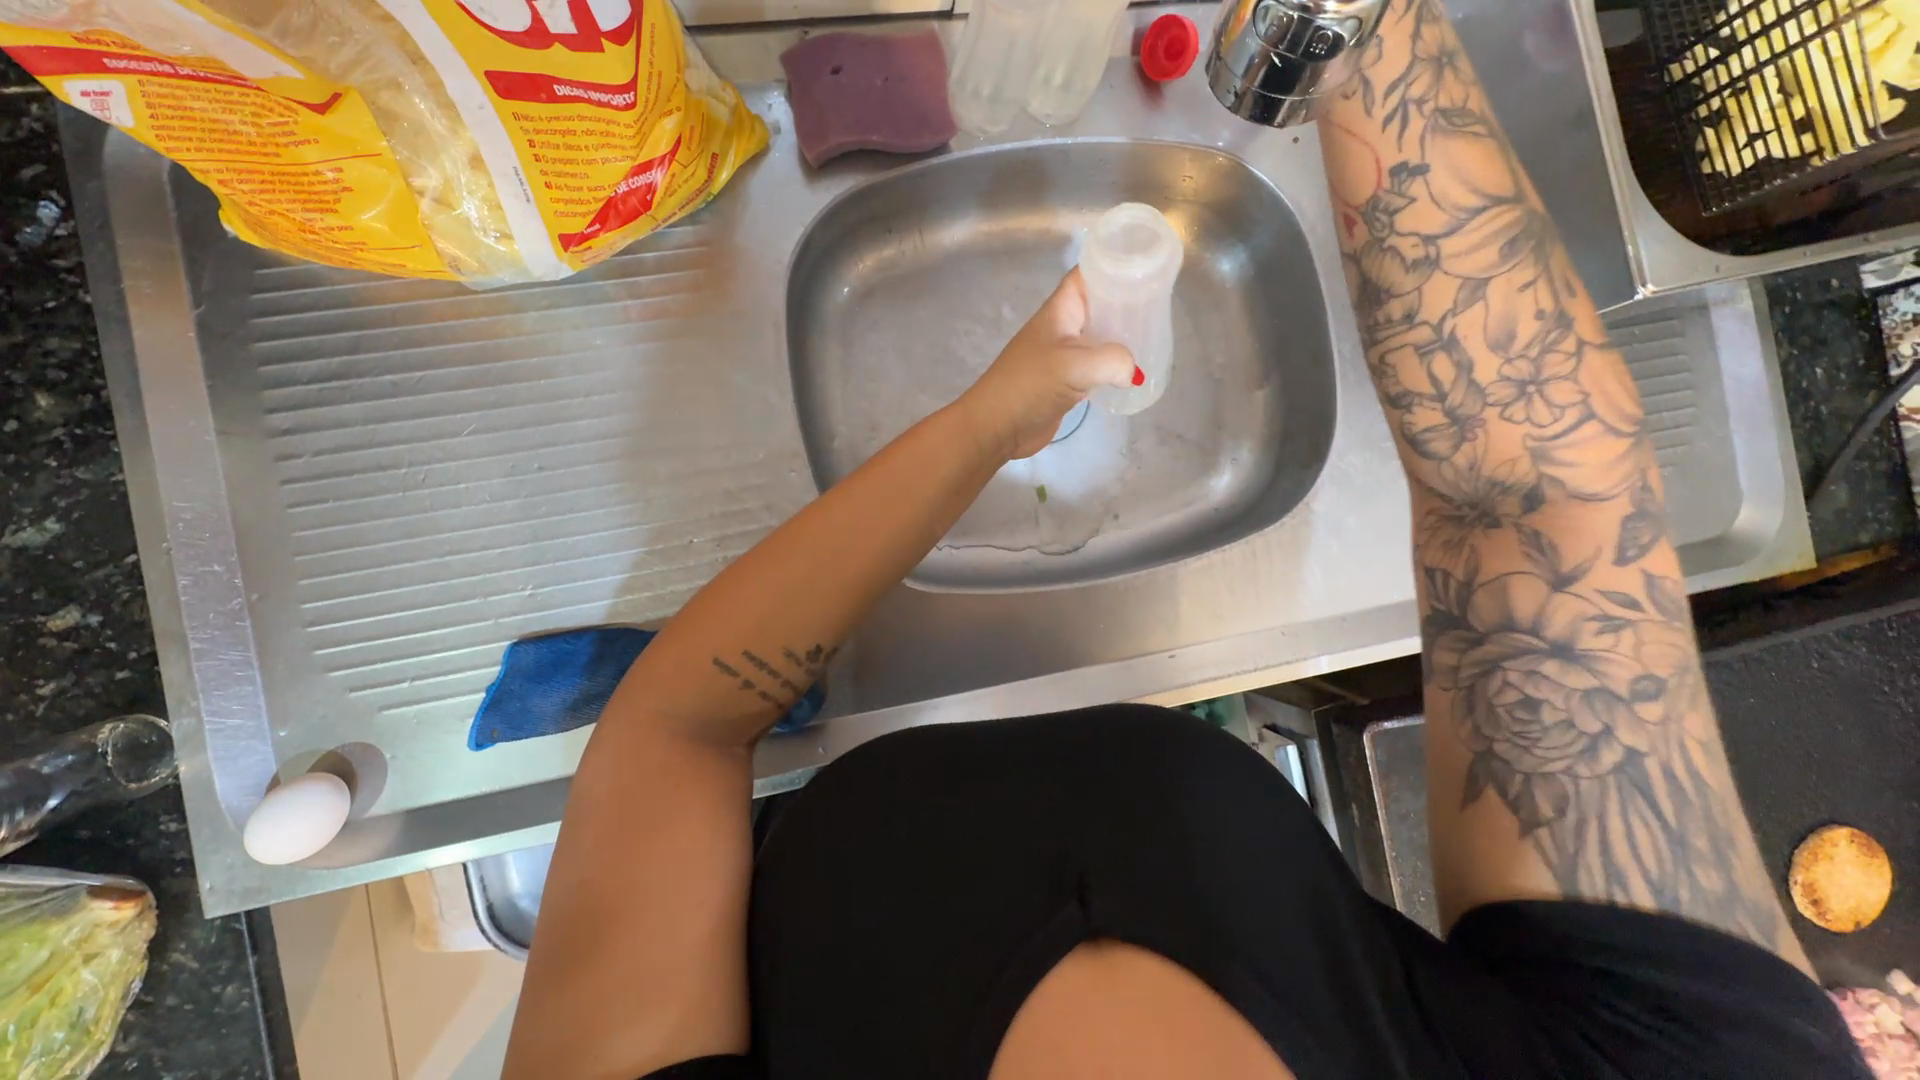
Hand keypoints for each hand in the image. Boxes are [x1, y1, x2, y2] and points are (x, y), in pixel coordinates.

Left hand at [956, 269, 1137, 460]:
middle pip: (1099, 304)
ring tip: (1153, 337)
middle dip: (1126, 303)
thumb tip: (1134, 372)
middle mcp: (1064, 327)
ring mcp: (1065, 355)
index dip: (1113, 265)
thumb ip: (1112, 361)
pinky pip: (1098, 365)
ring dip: (1122, 336)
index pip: (1088, 274)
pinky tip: (1134, 373)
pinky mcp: (1068, 381)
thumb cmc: (1029, 385)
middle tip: (1159, 307)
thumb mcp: (1075, 365)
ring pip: (1100, 336)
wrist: (997, 426)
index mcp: (1061, 310)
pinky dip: (1115, 366)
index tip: (1145, 267)